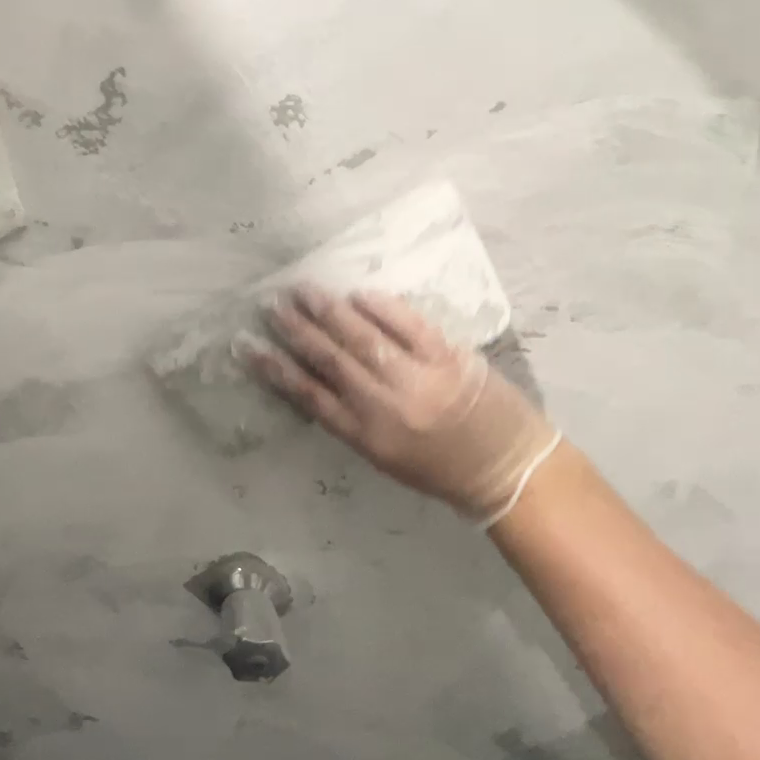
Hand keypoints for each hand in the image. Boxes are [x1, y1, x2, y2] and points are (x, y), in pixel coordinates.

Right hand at [235, 288, 561, 524]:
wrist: (511, 469)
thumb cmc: (441, 469)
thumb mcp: (384, 455)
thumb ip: (351, 418)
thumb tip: (316, 377)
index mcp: (365, 435)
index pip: (309, 395)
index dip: (274, 368)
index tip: (248, 345)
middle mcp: (385, 406)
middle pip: (330, 360)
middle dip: (297, 330)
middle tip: (271, 305)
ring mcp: (418, 380)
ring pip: (363, 339)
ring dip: (329, 312)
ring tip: (303, 290)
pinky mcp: (450, 359)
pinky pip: (409, 327)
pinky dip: (382, 308)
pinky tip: (357, 294)